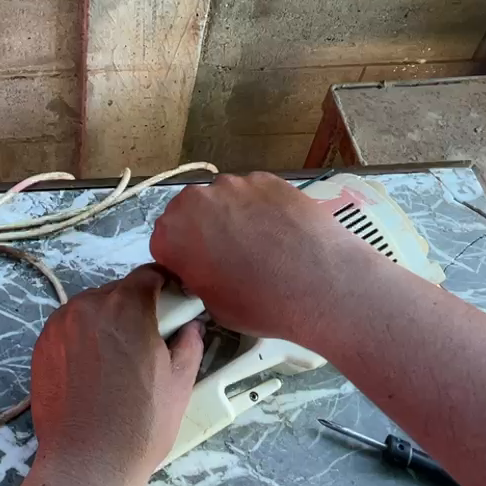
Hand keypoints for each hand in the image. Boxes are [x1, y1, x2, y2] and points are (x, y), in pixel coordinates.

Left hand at [28, 266, 204, 485]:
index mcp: (127, 307)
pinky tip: (92, 370)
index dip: (163, 284)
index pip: (148, 275)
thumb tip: (191, 328)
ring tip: (117, 361)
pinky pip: (69, 328)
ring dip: (106, 323)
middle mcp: (90, 305)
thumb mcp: (180, 384)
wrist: (86, 463)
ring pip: (91, 309)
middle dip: (134, 309)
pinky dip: (82, 338)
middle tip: (146, 342)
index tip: (170, 300)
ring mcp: (61, 324)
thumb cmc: (139, 425)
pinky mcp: (42, 344)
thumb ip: (189, 344)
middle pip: (118, 292)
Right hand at [150, 171, 373, 345]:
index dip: (181, 258)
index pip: (163, 242)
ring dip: (232, 217)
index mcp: (172, 234)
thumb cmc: (265, 303)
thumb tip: (204, 270)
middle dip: (203, 231)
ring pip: (223, 200)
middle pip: (190, 213)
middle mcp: (195, 201)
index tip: (198, 269)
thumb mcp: (214, 306)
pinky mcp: (265, 179)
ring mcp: (233, 185)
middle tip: (229, 257)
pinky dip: (261, 208)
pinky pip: (254, 193)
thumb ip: (196, 278)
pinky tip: (279, 232)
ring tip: (261, 245)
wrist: (322, 285)